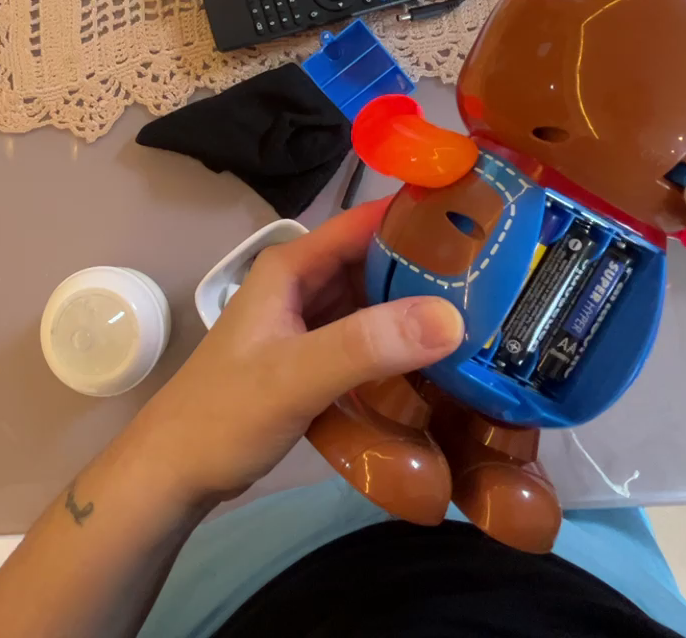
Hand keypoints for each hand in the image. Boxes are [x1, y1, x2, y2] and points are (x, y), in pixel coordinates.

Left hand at [117, 202, 463, 508]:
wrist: (177, 469)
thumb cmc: (225, 413)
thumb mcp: (295, 375)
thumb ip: (365, 346)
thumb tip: (451, 317)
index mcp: (291, 268)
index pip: (363, 223)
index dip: (418, 216)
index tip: (486, 221)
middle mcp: (301, 285)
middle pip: (374, 262)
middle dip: (431, 267)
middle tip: (507, 282)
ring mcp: (306, 323)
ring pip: (373, 302)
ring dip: (418, 308)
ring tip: (492, 318)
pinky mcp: (313, 359)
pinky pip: (366, 340)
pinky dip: (399, 345)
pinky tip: (442, 364)